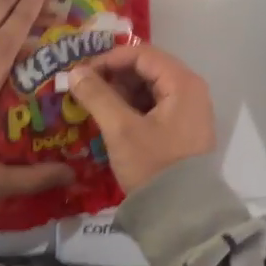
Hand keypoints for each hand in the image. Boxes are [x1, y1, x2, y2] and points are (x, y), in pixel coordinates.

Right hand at [67, 44, 217, 193]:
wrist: (178, 211)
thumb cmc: (152, 165)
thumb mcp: (120, 129)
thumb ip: (97, 96)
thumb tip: (75, 72)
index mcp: (183, 84)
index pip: (143, 54)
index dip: (109, 59)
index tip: (81, 73)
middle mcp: (190, 91)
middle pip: (147, 70)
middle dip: (113, 76)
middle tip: (84, 90)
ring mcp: (187, 112)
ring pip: (148, 90)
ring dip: (119, 93)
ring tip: (93, 106)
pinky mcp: (180, 131)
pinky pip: (153, 108)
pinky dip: (130, 109)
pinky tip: (110, 121)